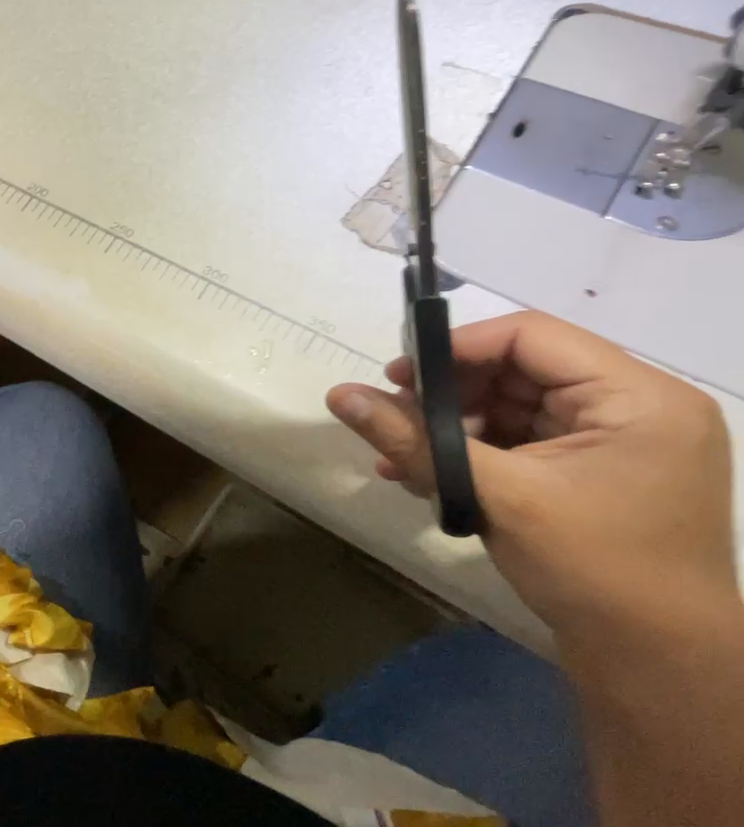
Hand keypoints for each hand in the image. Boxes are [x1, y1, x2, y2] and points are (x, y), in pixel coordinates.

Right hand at [325, 310, 736, 642]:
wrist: (654, 656)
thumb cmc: (592, 565)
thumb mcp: (493, 494)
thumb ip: (412, 438)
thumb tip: (337, 394)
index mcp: (638, 398)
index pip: (530, 335)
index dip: (456, 347)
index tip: (397, 378)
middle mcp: (636, 406)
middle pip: (517, 367)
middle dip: (447, 392)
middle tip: (392, 418)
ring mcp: (618, 439)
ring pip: (510, 402)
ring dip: (449, 424)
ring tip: (401, 457)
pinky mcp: (594, 467)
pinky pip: (519, 435)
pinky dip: (470, 449)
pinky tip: (423, 473)